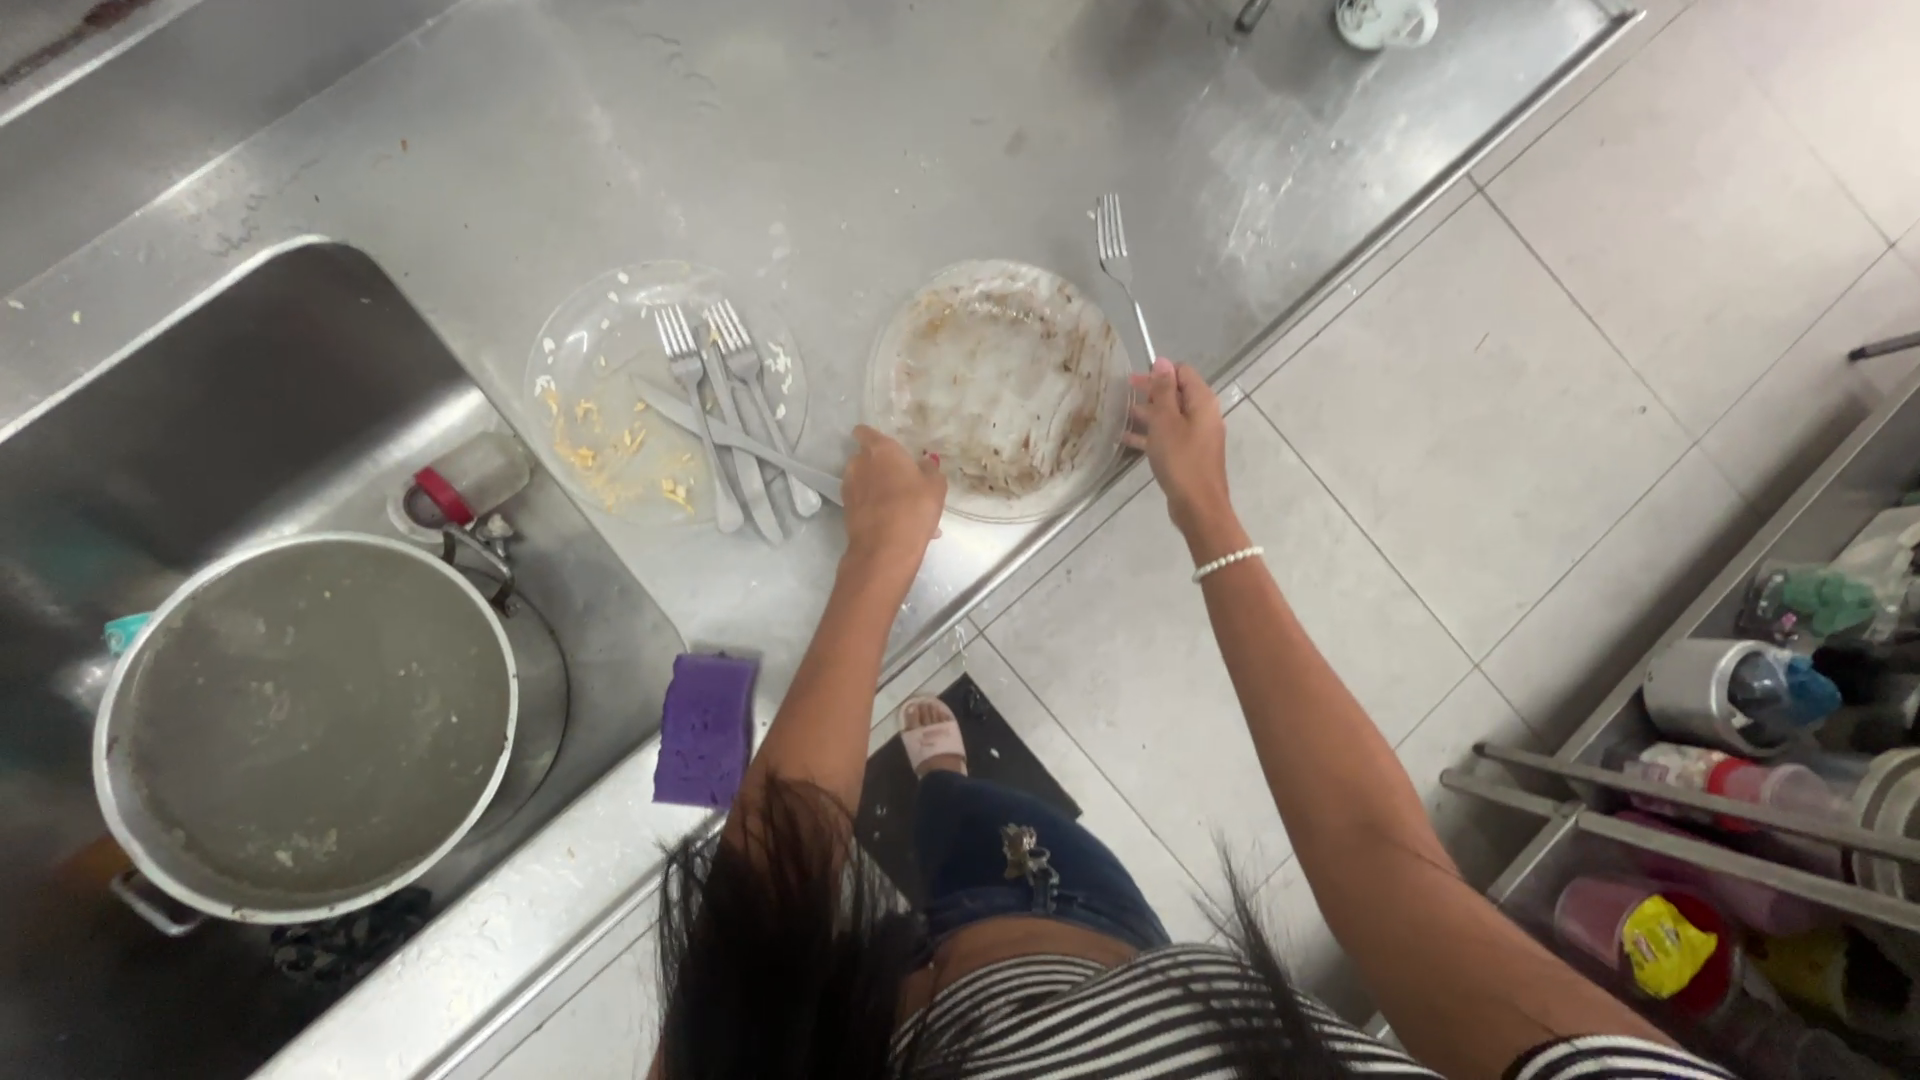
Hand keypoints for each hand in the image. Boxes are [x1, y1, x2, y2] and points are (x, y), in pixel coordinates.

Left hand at [841, 425, 946, 573]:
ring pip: (866, 484)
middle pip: (866, 459)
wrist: (886, 548)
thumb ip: (929, 469)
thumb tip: (924, 463)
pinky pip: (865, 504)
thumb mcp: (935, 486)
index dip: (871, 437)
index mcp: (880, 450)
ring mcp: (849, 488)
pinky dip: (877, 509)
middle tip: (902, 483)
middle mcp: (859, 464)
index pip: (864, 432)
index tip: (885, 448)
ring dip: (880, 491)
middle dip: (880, 468)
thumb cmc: (915, 507)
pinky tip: (898, 525)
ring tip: (904, 510)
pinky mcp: (846, 511)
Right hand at [1124, 357, 1233, 539]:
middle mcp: (1203, 415)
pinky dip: (1150, 434)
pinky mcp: (1188, 455)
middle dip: (1150, 391)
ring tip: (1120, 413)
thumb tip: (1162, 361)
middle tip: (1123, 392)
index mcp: (1202, 402)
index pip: (1182, 373)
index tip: (1134, 379)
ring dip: (1147, 413)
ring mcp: (1196, 436)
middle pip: (1176, 394)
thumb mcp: (1166, 421)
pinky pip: (1167, 436)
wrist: (1198, 505)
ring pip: (1170, 416)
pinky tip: (1125, 438)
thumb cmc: (1180, 460)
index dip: (1159, 372)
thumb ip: (1162, 391)